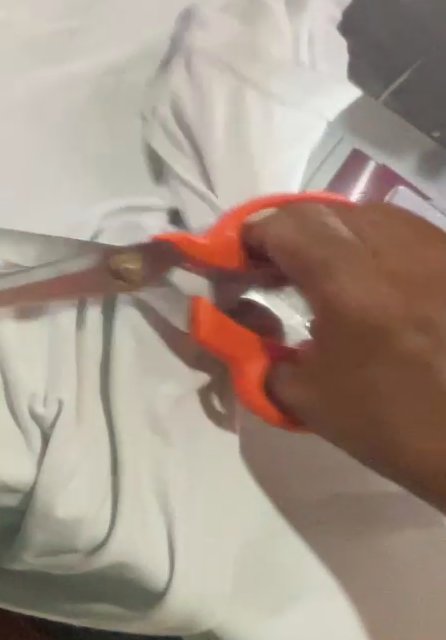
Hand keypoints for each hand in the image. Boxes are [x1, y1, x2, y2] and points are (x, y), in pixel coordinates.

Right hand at [245, 202, 445, 509]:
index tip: (230, 264)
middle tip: (268, 267)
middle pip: (335, 212)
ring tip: (319, 274)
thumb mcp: (298, 393)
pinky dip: (379, 249)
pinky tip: (372, 287)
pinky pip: (420, 239)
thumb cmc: (394, 427)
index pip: (291, 226)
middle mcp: (412, 264)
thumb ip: (249, 345)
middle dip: (290, 231)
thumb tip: (219, 316)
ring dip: (336, 235)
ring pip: (382, 218)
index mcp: (357, 292)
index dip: (249, 235)